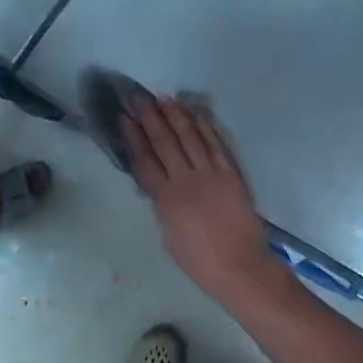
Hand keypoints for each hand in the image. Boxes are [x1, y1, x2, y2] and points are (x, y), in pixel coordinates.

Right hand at [123, 96, 276, 293]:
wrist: (238, 265)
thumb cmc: (199, 260)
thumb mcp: (168, 235)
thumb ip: (163, 206)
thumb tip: (160, 186)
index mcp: (165, 200)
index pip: (144, 161)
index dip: (133, 137)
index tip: (125, 117)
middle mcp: (185, 181)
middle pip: (164, 143)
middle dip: (150, 118)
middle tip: (139, 97)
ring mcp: (210, 175)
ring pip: (189, 138)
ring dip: (175, 116)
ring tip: (164, 98)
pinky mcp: (231, 174)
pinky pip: (216, 145)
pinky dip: (206, 127)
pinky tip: (197, 114)